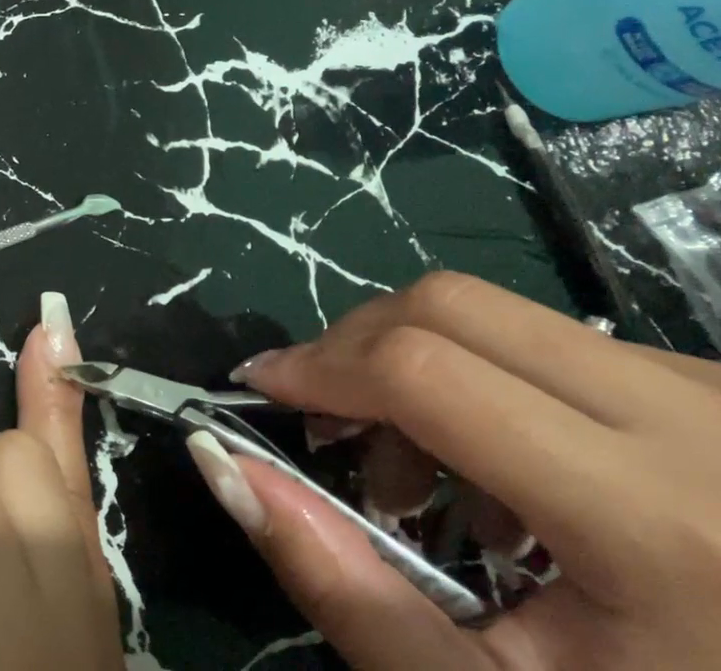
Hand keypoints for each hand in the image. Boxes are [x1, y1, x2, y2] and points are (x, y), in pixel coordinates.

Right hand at [195, 271, 720, 668]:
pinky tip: (505, 472)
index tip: (262, 394)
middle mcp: (702, 425)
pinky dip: (486, 379)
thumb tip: (219, 462)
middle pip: (455, 307)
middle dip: (352, 346)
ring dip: (417, 366)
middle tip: (325, 421)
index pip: (427, 374)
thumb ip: (340, 583)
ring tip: (421, 473)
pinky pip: (557, 338)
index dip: (319, 368)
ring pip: (502, 316)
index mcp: (655, 522)